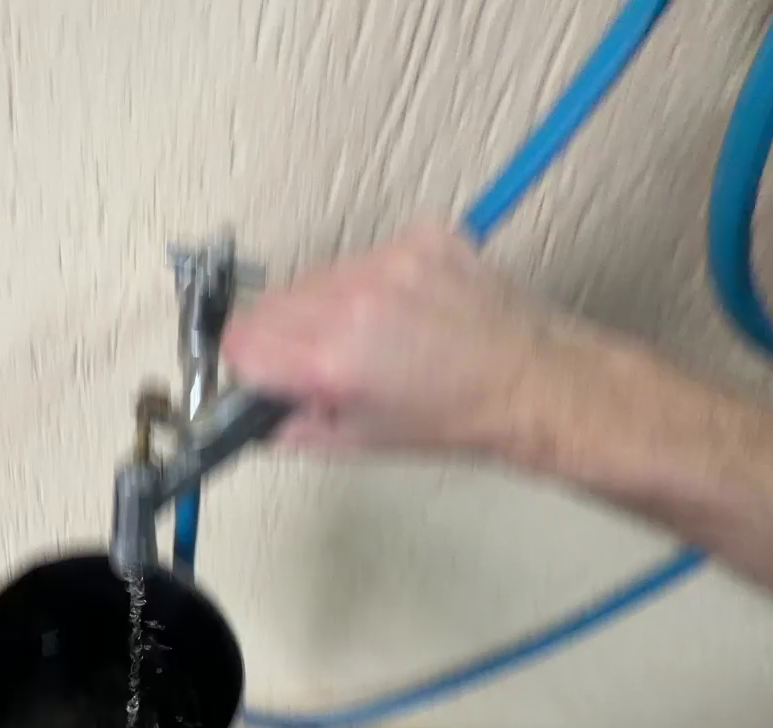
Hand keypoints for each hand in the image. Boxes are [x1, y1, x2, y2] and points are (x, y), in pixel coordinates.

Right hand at [222, 225, 628, 455]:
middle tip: (308, 362)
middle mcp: (357, 301)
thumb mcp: (353, 443)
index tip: (255, 372)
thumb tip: (254, 411)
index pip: (240, 340)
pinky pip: (355, 259)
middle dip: (274, 336)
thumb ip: (287, 426)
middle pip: (265, 305)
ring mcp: (390, 262)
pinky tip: (390, 313)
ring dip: (315, 308)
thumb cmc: (453, 418)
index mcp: (335, 359)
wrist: (531, 382)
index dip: (242, 362)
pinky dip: (359, 286)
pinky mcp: (417, 240)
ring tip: (360, 338)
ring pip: (308, 279)